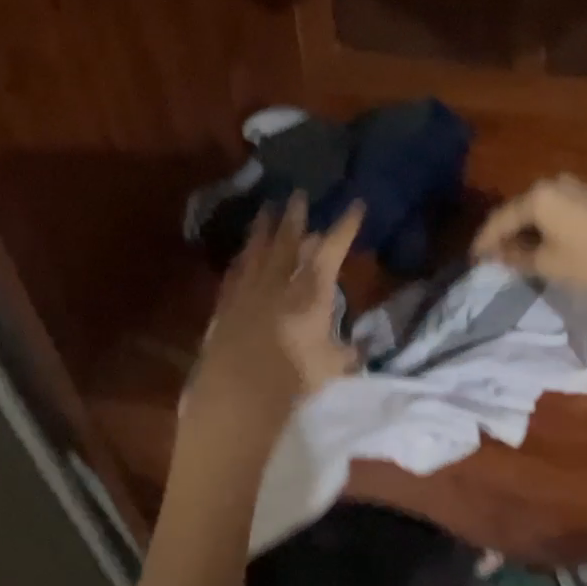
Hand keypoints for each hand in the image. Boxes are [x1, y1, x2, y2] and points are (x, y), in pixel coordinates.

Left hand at [192, 195, 364, 412]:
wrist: (237, 391)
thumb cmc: (293, 376)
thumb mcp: (331, 366)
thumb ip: (346, 353)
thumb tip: (361, 350)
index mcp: (312, 289)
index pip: (333, 248)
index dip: (346, 226)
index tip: (357, 204)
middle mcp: (280, 280)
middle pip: (289, 239)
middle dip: (296, 216)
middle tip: (297, 194)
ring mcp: (249, 290)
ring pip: (258, 250)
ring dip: (263, 229)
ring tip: (266, 210)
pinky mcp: (225, 305)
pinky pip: (235, 273)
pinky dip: (241, 260)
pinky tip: (241, 255)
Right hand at [471, 174, 586, 294]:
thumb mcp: (549, 264)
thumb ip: (516, 257)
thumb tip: (496, 254)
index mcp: (538, 195)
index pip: (500, 219)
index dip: (485, 241)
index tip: (473, 260)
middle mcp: (554, 183)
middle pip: (519, 210)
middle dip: (504, 234)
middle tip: (491, 257)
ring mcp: (575, 186)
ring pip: (538, 209)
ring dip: (525, 230)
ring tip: (514, 253)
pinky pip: (556, 209)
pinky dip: (544, 226)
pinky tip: (541, 243)